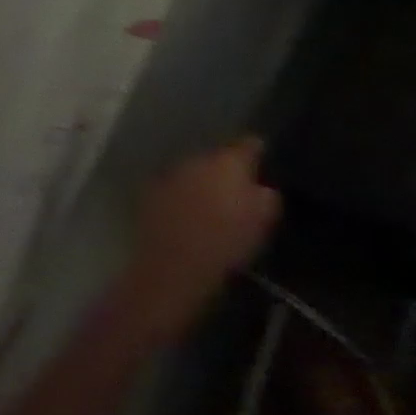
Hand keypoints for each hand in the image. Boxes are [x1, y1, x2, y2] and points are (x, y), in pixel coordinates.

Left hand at [119, 138, 281, 339]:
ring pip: (195, 173)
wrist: (172, 271)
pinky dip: (183, 199)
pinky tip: (190, 218)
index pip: (251, 144)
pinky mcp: (148, 199)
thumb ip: (267, 191)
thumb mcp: (267, 215)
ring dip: (204, 184)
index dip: (261, 154)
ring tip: (213, 206)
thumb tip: (260, 184)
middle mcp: (196, 159)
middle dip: (228, 170)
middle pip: (219, 157)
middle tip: (240, 192)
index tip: (266, 167)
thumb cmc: (227, 240)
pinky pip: (175, 191)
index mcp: (229, 160)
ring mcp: (169, 177)